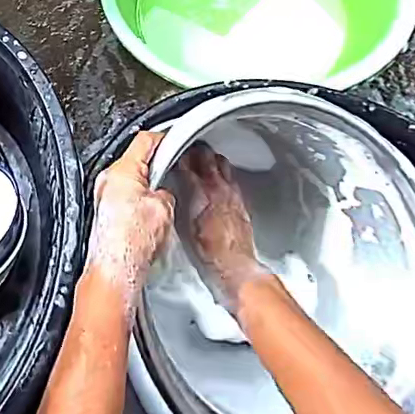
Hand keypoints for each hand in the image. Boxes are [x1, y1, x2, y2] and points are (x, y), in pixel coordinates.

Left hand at [86, 131, 174, 306]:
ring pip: (131, 177)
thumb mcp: (163, 208)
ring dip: (146, 183)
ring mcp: (104, 195)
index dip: (164, 138)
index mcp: (121, 171)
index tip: (174, 139)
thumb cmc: (132, 242)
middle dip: (156, 164)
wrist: (115, 271)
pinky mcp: (105, 210)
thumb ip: (165, 191)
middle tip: (172, 171)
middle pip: (136, 158)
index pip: (145, 140)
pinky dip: (138, 197)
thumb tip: (164, 192)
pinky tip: (149, 213)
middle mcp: (108, 180)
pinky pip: (125, 193)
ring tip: (160, 198)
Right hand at [183, 145, 266, 311]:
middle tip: (189, 148)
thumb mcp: (186, 224)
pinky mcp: (240, 200)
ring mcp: (231, 192)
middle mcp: (217, 188)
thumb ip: (182, 200)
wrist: (235, 264)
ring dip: (211, 158)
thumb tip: (177, 188)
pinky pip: (231, 177)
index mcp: (200, 193)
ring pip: (221, 163)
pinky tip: (220, 175)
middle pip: (207, 157)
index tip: (174, 153)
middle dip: (196, 150)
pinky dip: (223, 171)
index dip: (179, 156)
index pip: (187, 164)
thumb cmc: (209, 250)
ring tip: (204, 156)